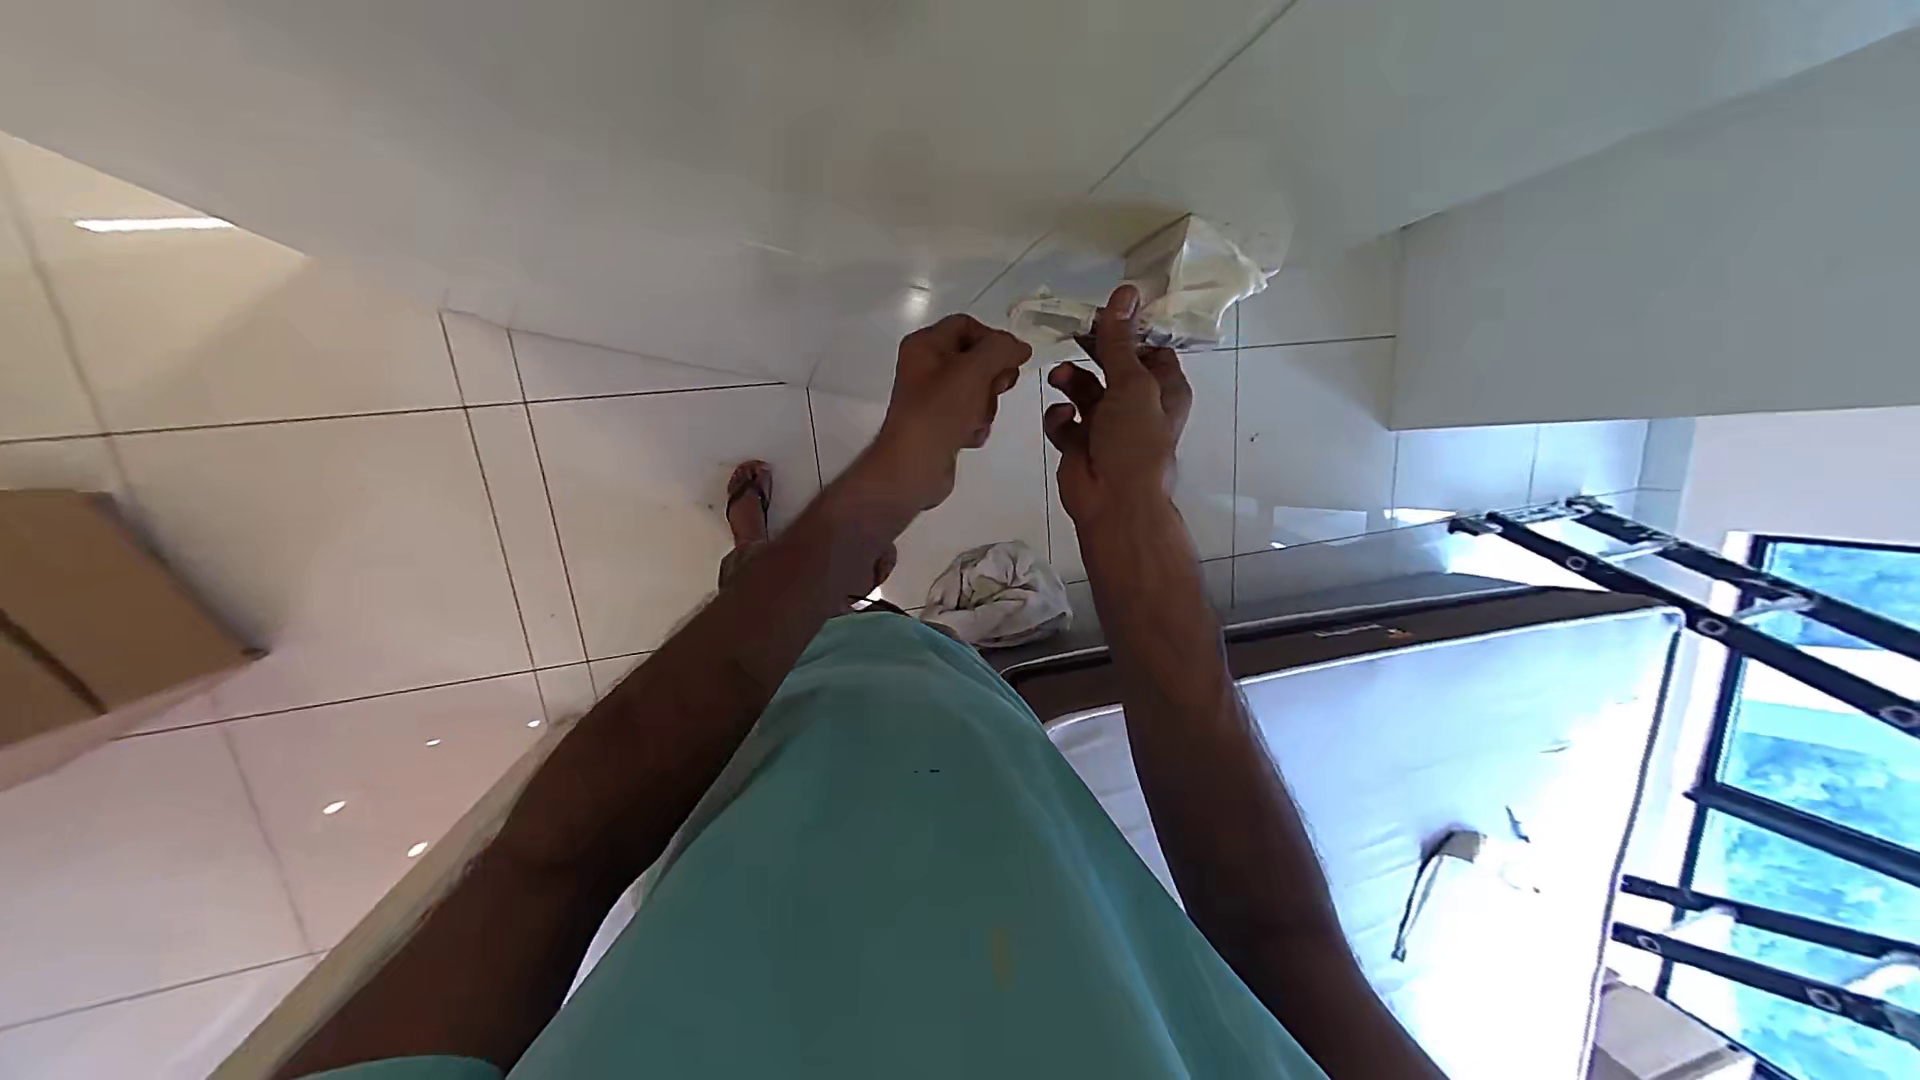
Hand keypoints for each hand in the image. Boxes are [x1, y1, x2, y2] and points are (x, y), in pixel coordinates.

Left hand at [861, 313, 1030, 511]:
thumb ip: (1002, 349)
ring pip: (978, 389)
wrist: (914, 466)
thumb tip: (1019, 347)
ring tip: (973, 419)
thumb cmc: (938, 413)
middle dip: (992, 377)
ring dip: (985, 405)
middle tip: (994, 390)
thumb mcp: (974, 370)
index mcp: (925, 345)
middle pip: (977, 359)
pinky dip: (975, 425)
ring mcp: (933, 398)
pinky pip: (971, 414)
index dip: (993, 340)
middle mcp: (926, 367)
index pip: (968, 325)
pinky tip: (966, 435)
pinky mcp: (941, 424)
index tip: (1012, 359)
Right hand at [1044, 284, 1192, 525]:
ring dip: (1071, 381)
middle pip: (1112, 364)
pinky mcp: (1079, 443)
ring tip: (1059, 379)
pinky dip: (1060, 418)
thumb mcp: (1132, 383)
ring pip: (1084, 389)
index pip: (1147, 348)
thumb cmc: (1134, 442)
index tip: (1105, 312)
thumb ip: (1120, 340)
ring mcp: (1106, 425)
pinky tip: (1062, 422)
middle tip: (1074, 332)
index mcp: (1162, 389)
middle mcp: (1136, 404)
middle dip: (1093, 351)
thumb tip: (1125, 293)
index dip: (1127, 330)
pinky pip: (1064, 419)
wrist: (1113, 502)